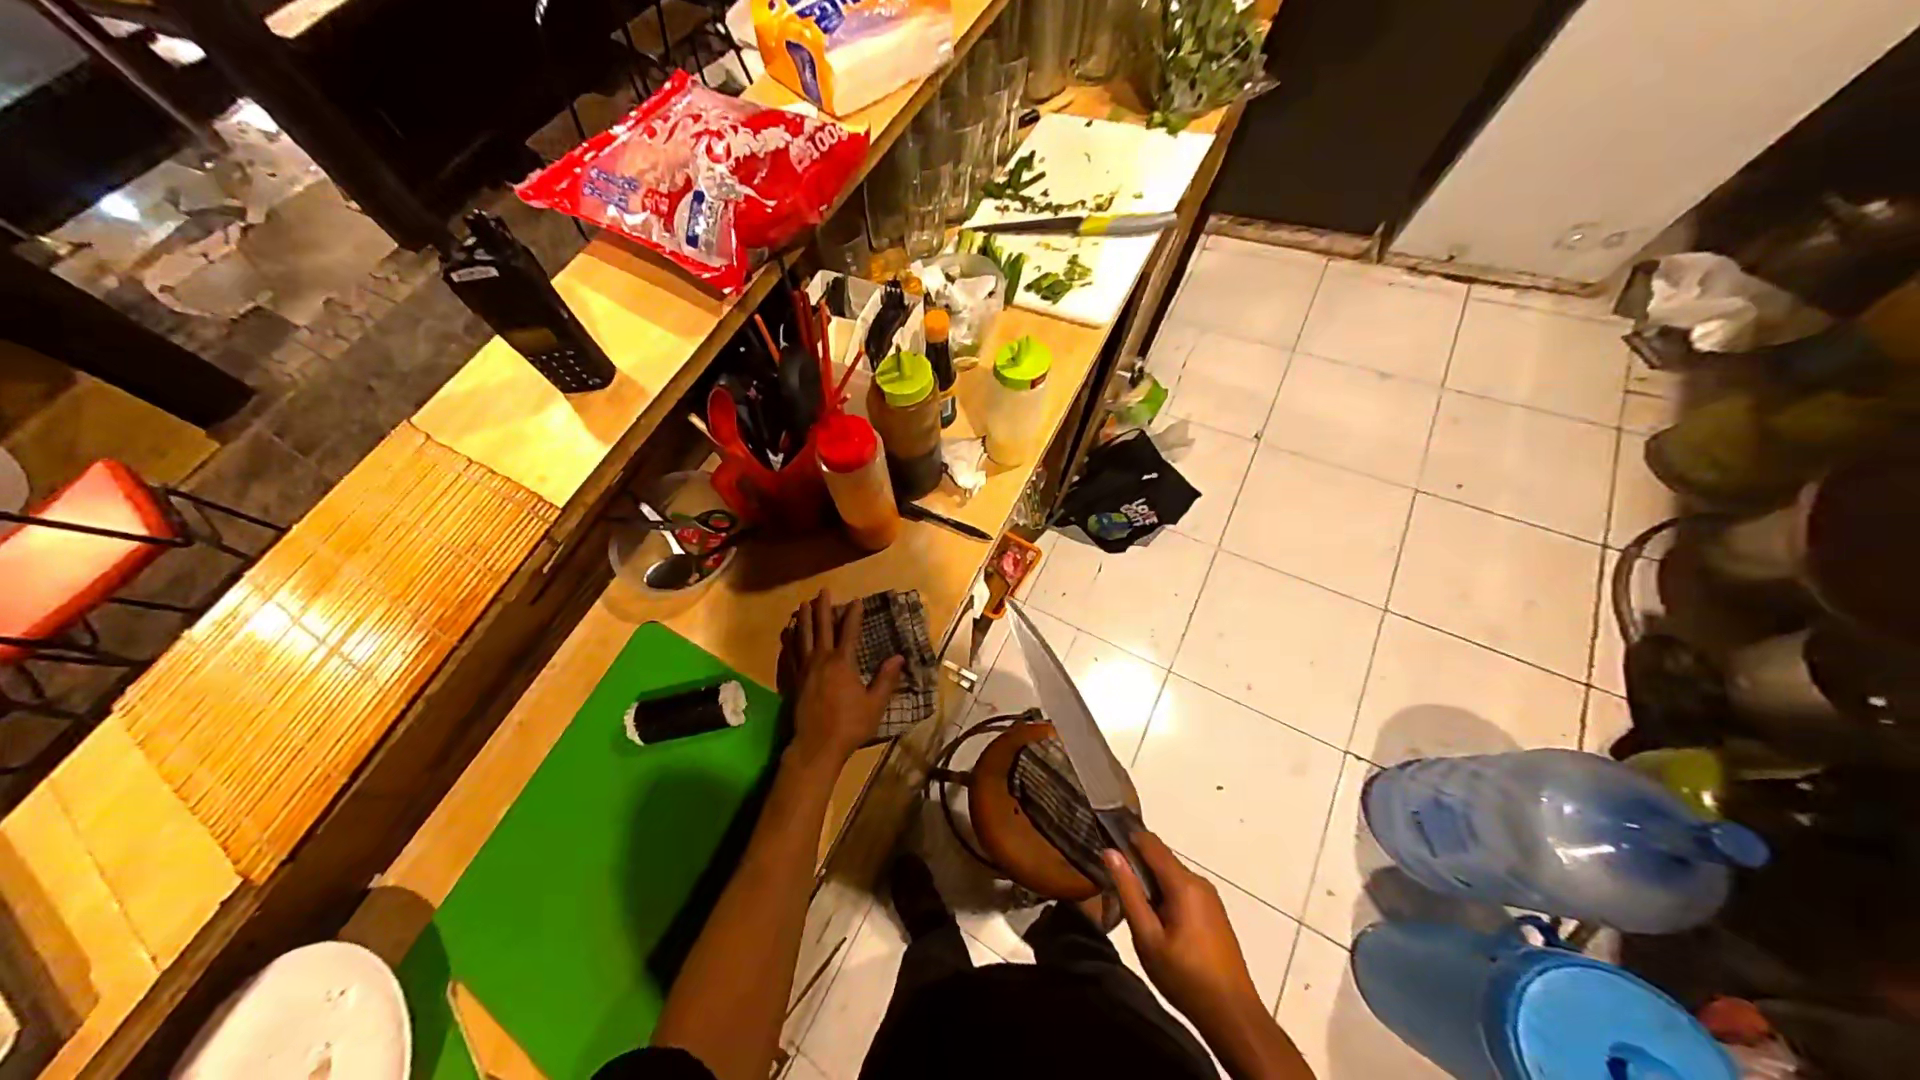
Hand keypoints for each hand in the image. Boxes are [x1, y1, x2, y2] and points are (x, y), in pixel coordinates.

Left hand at [782, 589, 905, 769]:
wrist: (816, 745)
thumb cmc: (850, 725)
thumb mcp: (875, 703)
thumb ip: (885, 679)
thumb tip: (898, 657)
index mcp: (842, 663)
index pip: (849, 632)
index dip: (853, 615)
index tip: (856, 600)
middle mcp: (821, 660)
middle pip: (821, 628)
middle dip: (823, 608)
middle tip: (823, 590)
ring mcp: (804, 670)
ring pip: (802, 637)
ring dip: (803, 619)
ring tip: (802, 604)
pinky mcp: (793, 681)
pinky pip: (790, 655)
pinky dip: (789, 641)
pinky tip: (787, 634)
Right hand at [1107, 832, 1263, 1028]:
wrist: (1232, 1014)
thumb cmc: (1184, 977)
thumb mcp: (1147, 937)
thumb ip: (1129, 892)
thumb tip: (1111, 852)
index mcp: (1184, 884)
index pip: (1151, 843)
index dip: (1127, 838)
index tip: (1103, 840)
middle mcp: (1200, 882)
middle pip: (1162, 859)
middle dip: (1137, 864)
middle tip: (1112, 884)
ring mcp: (1210, 898)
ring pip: (1172, 876)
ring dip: (1151, 883)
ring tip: (1131, 905)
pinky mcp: (1214, 913)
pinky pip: (1184, 891)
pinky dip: (1166, 895)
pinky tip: (1156, 920)